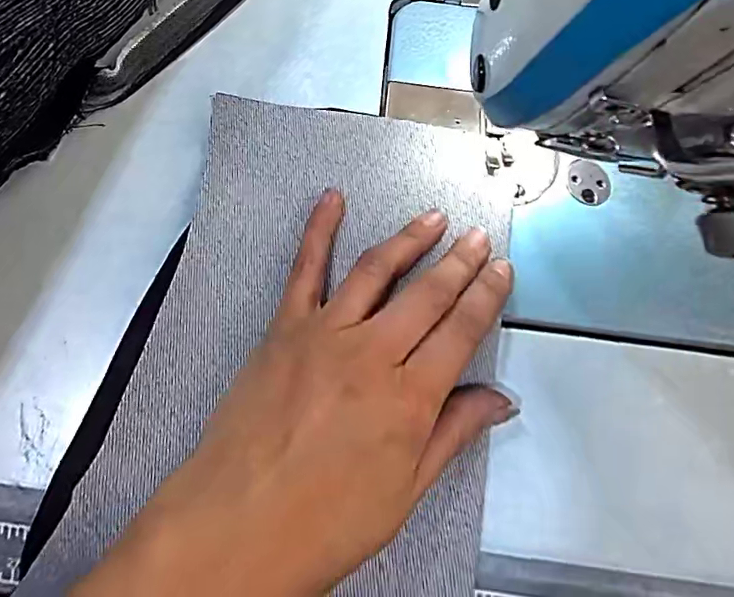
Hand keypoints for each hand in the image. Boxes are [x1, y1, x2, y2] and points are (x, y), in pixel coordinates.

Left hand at [75, 191, 515, 596]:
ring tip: (433, 218)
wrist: (233, 531)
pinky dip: (318, 230)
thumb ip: (453, 435)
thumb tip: (497, 402)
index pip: (462, 330)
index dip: (486, 295)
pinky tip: (331, 202)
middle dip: (460, 260)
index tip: (500, 271)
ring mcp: (326, 335)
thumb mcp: (403, 493)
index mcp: (407, 400)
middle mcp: (371, 356)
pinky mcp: (286, 328)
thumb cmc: (317, 526)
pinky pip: (306, 270)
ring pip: (378, 270)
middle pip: (429, 293)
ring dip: (410, 238)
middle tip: (478, 237)